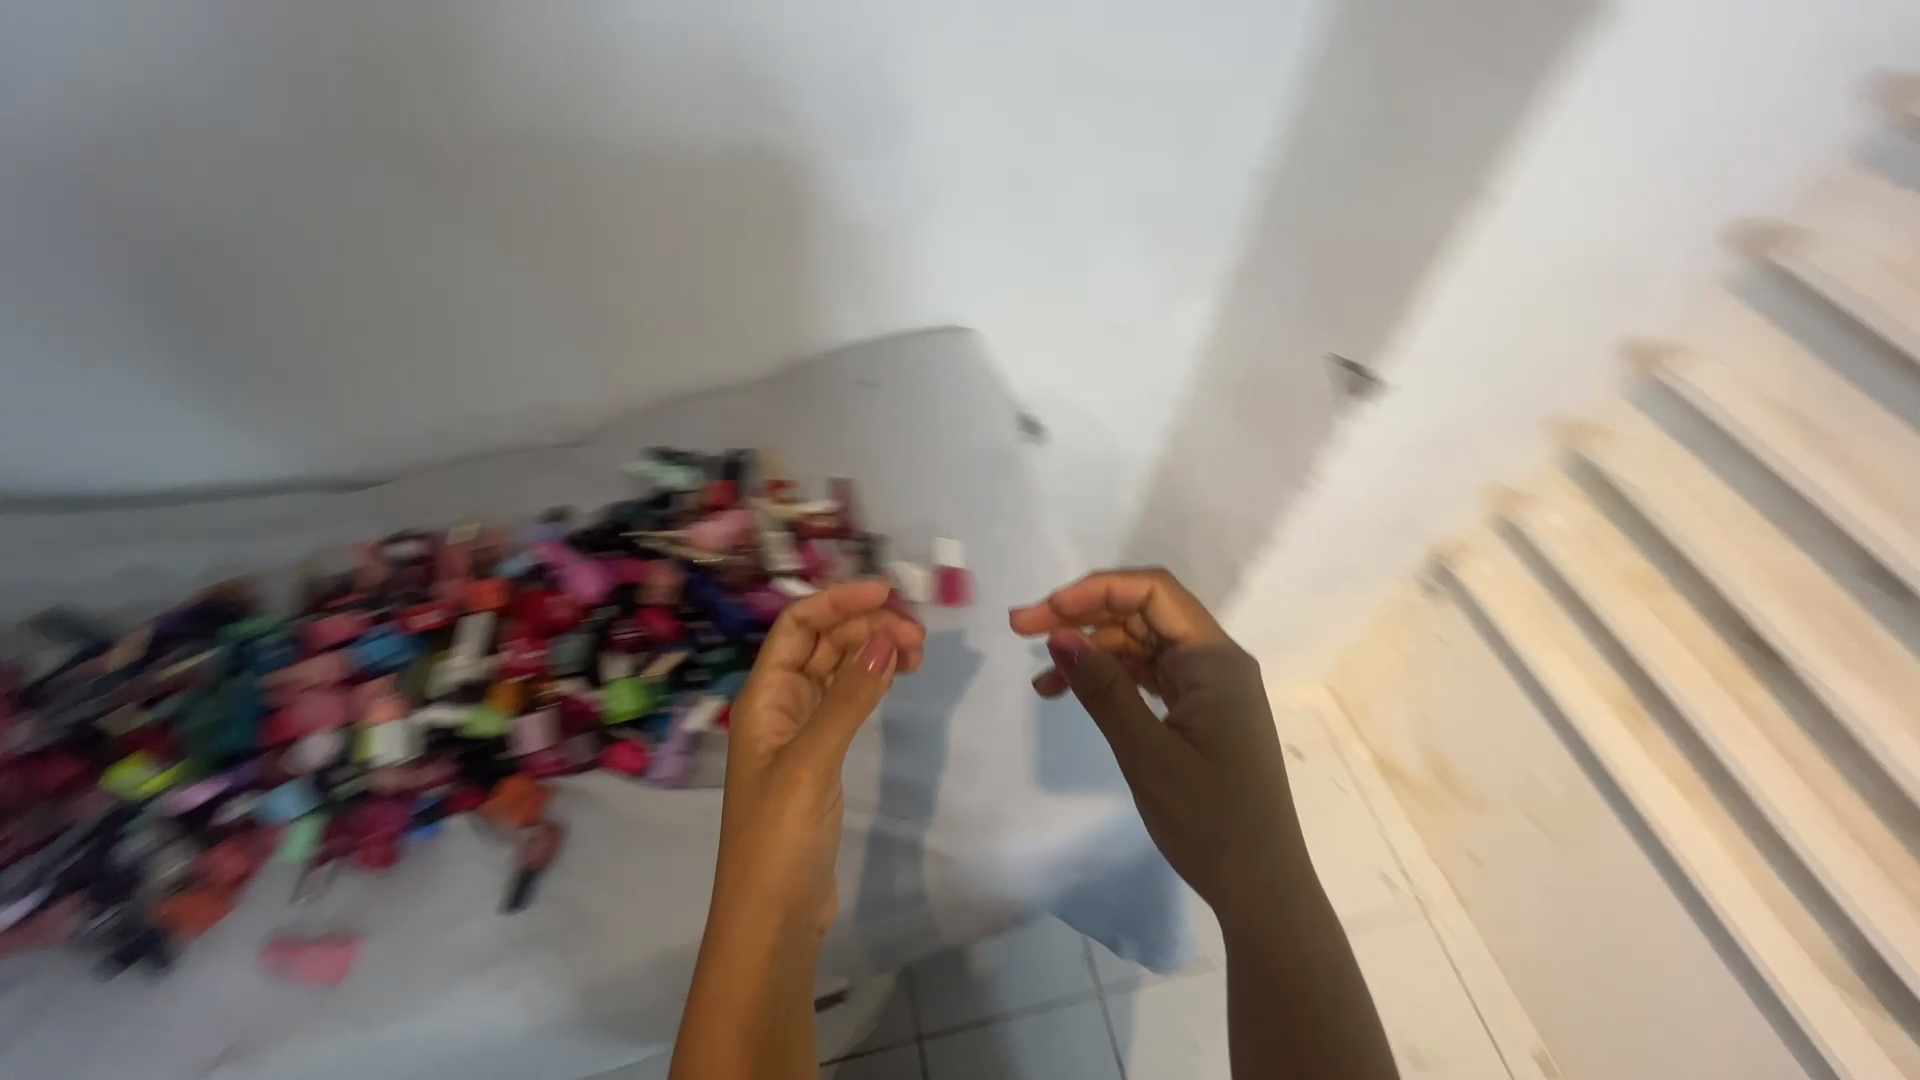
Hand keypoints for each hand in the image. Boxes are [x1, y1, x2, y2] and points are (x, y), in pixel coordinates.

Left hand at [715, 581, 924, 936]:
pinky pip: (847, 702)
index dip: (838, 601)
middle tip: (917, 635)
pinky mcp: (822, 758)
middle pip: (822, 643)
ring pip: (838, 671)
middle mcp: (779, 706)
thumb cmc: (779, 836)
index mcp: (762, 697)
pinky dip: (872, 683)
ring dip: (872, 652)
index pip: (797, 626)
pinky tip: (896, 679)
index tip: (888, 594)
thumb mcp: (812, 761)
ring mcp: (801, 732)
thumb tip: (885, 638)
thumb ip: (848, 698)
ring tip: (916, 653)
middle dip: (866, 626)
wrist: (771, 917)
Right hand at [1011, 568, 1302, 930]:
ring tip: (1041, 675)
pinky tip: (1070, 692)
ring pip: (1140, 643)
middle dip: (1083, 614)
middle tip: (1022, 629)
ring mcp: (1208, 686)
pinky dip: (1109, 678)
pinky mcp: (1198, 711)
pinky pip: (1147, 675)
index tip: (1043, 613)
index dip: (1094, 590)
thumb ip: (1103, 689)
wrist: (1260, 888)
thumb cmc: (1210, 821)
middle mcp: (1215, 660)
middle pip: (1143, 612)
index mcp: (1215, 659)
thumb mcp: (1146, 753)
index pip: (1152, 591)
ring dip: (1091, 649)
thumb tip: (1059, 636)